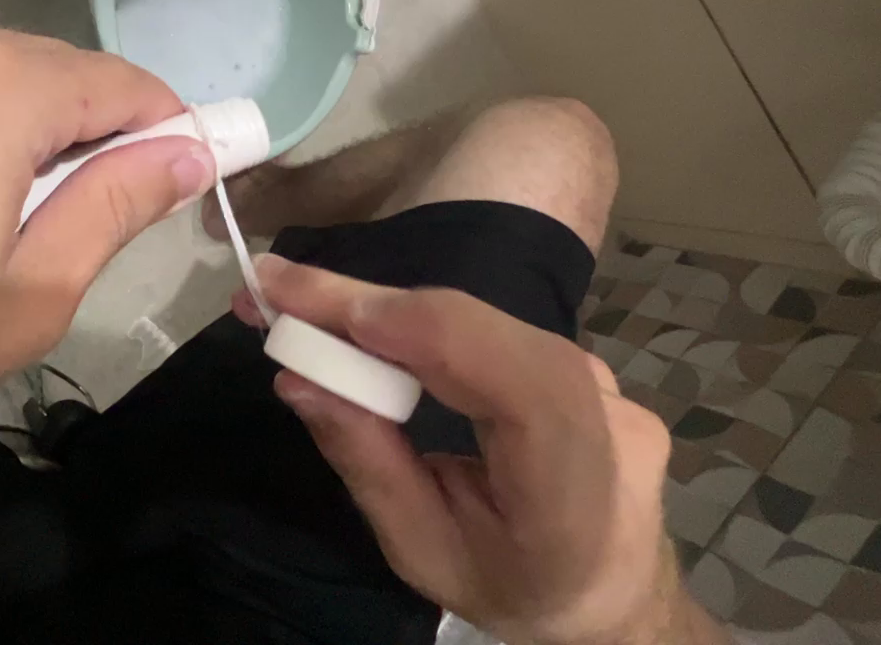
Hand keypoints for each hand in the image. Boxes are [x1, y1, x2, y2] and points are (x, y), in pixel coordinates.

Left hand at [0, 12, 212, 467]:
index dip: (168, 128)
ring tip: (1, 220)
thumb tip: (186, 151)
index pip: (124, 83)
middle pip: (54, 74)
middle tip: (90, 218)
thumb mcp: (27, 292)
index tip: (184, 177)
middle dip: (91, 134)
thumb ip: (118, 204)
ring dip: (22, 133)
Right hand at [240, 257, 727, 644]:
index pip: (509, 380)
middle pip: (475, 330)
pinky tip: (358, 321)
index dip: (411, 328)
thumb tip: (295, 377)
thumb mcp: (424, 551)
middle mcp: (603, 413)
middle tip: (268, 286)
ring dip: (378, 306)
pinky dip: (410, 318)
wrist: (611, 594)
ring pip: (472, 318)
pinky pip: (480, 325)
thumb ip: (367, 462)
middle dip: (362, 302)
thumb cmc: (513, 587)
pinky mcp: (575, 359)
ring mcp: (600, 377)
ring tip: (297, 305)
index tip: (311, 306)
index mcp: (578, 490)